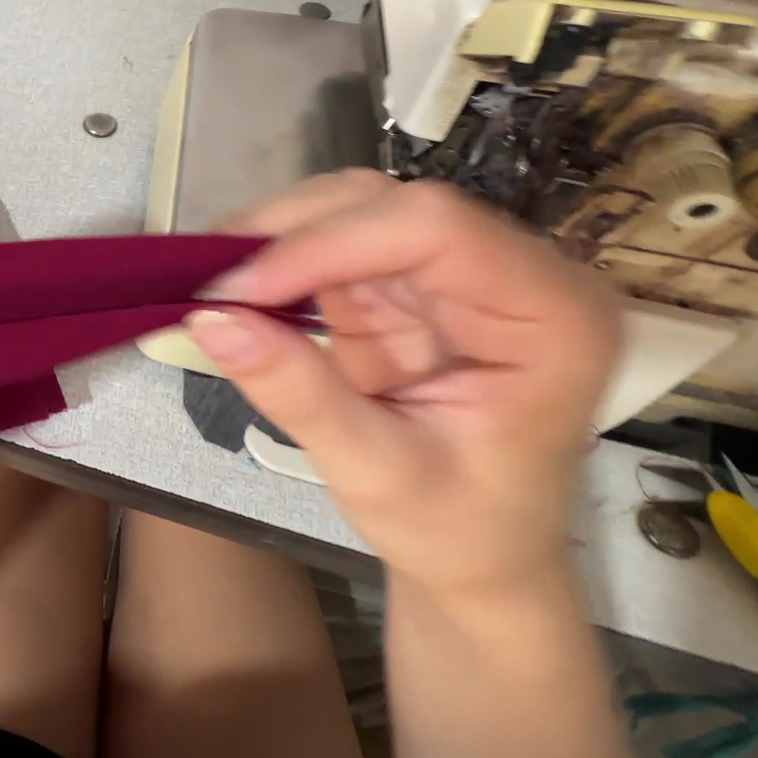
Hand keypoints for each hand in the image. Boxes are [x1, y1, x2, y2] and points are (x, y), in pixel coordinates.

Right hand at [185, 170, 621, 598]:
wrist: (478, 553)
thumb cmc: (455, 527)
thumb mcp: (375, 473)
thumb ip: (298, 393)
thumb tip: (210, 319)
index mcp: (548, 317)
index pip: (435, 230)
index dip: (327, 244)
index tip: (240, 290)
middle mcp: (509, 273)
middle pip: (388, 204)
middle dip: (290, 232)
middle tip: (211, 283)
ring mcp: (453, 272)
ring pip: (352, 207)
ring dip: (275, 236)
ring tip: (216, 282)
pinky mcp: (402, 282)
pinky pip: (330, 240)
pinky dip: (274, 256)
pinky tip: (238, 285)